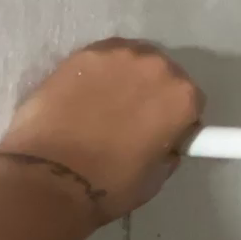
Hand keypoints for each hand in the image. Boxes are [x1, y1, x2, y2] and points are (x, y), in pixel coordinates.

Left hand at [0, 38, 202, 223]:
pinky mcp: (84, 53)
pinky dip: (98, 71)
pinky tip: (82, 94)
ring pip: (132, 59)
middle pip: (163, 72)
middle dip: (151, 91)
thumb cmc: (108, 186)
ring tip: (103, 103)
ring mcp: (120, 55)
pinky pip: (102, 57)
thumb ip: (168, 150)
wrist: (48, 178)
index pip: (192, 99)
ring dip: (126, 76)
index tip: (161, 130)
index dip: (177, 117)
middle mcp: (159, 67)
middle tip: (129, 118)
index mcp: (183, 97)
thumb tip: (163, 142)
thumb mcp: (156, 176)